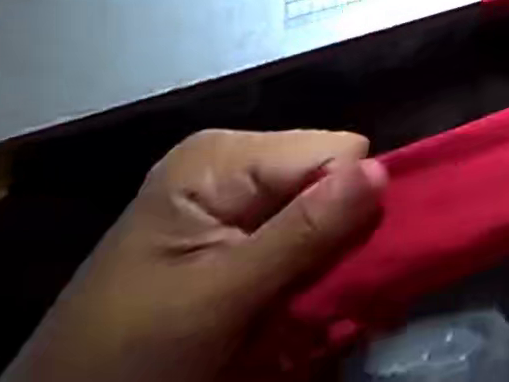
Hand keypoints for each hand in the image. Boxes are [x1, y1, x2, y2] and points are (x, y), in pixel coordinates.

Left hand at [5, 129, 385, 381]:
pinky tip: (278, 301)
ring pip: (324, 205)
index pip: (336, 152)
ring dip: (319, 258)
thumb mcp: (215, 300)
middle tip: (299, 296)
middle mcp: (234, 159)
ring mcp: (233, 192)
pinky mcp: (235, 226)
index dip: (342, 209)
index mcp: (223, 156)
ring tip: (287, 305)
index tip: (317, 270)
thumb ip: (300, 233)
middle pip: (331, 175)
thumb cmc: (127, 356)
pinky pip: (302, 228)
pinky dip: (303, 269)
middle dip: (331, 236)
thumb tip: (381, 171)